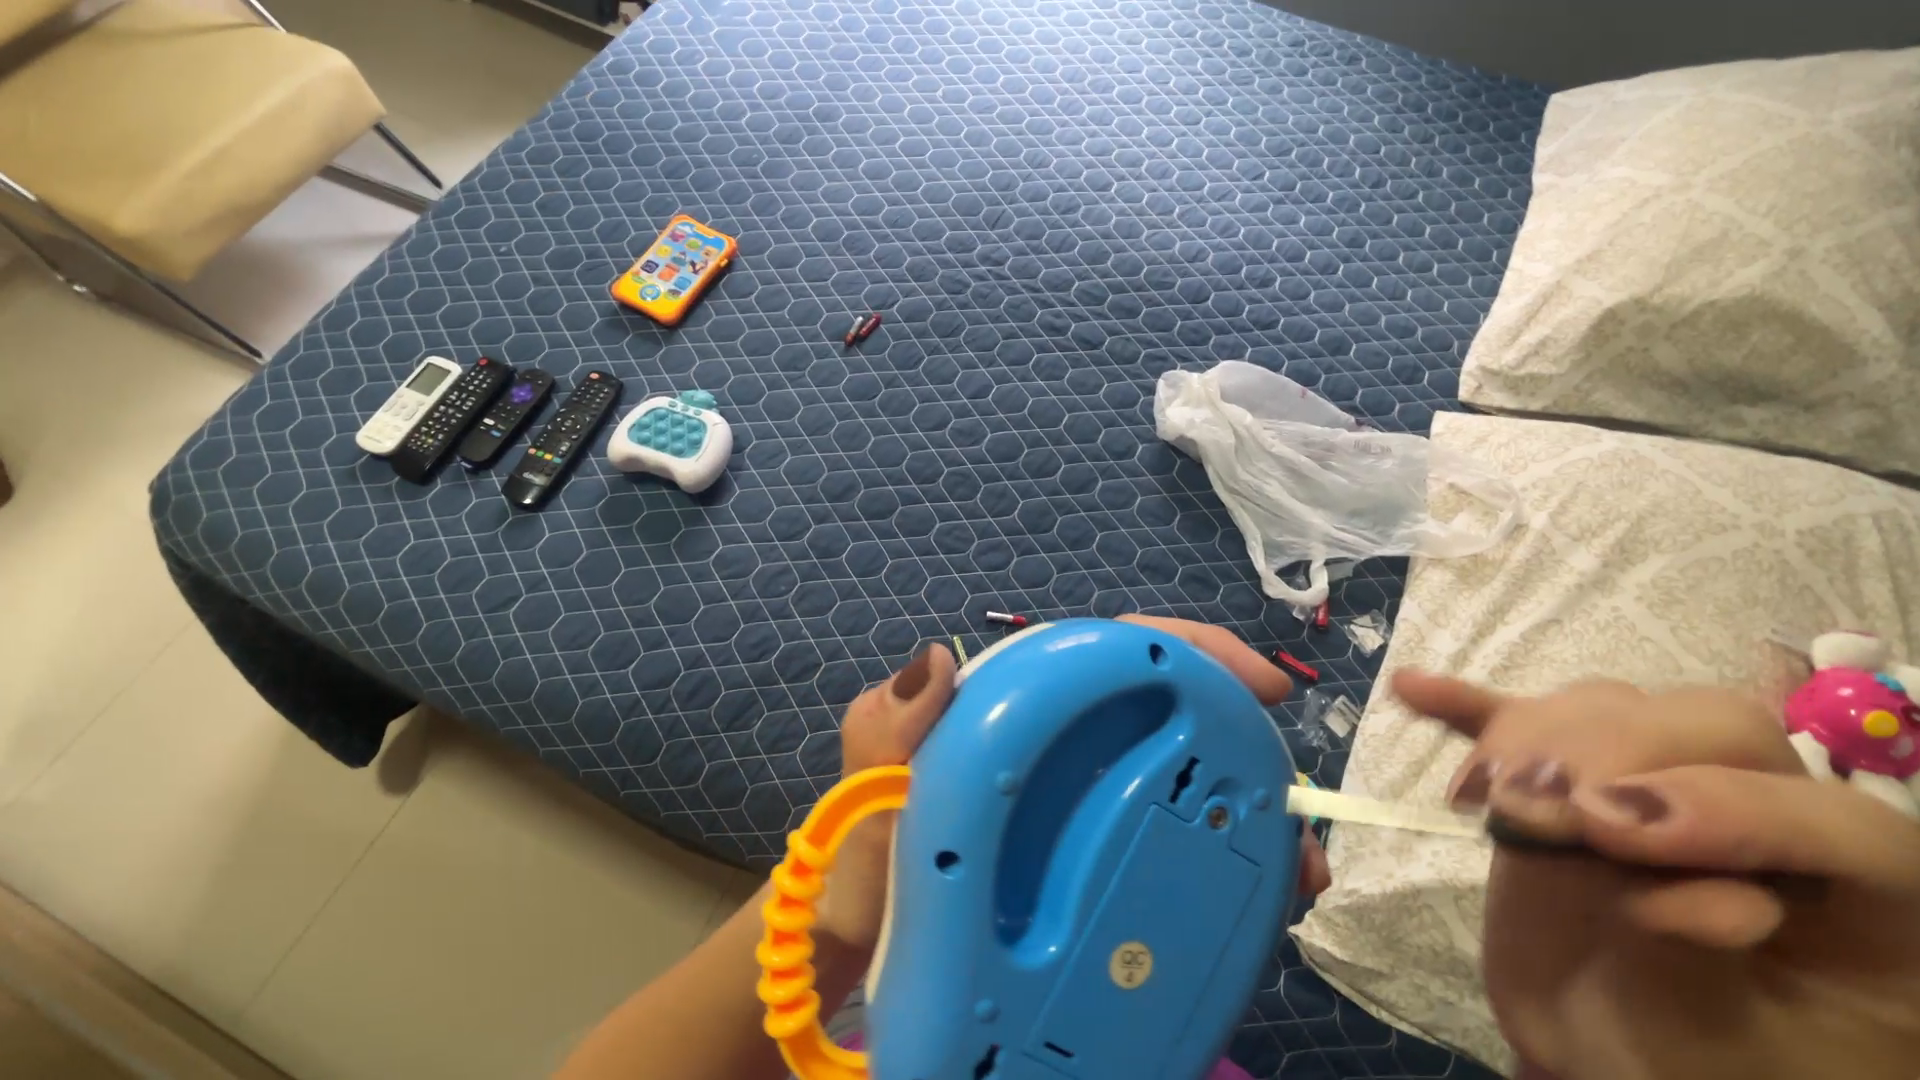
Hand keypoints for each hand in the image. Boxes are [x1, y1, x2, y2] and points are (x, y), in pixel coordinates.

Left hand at [816, 618, 1332, 952]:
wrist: (865, 934)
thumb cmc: (868, 849)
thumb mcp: (876, 779)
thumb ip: (892, 723)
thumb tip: (939, 657)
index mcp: (1016, 700)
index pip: (1112, 648)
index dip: (1189, 651)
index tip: (1259, 683)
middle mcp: (1057, 738)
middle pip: (1161, 711)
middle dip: (1237, 736)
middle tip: (1292, 795)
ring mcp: (1075, 794)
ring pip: (1171, 775)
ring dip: (1238, 806)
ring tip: (1290, 866)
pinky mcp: (1083, 849)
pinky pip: (1157, 832)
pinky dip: (1209, 853)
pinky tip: (1244, 892)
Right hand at [1395, 671, 1919, 1079]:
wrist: (1622, 1060)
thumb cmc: (1692, 1068)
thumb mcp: (1725, 1045)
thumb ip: (1696, 947)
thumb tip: (1632, 850)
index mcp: (1866, 895)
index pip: (1826, 818)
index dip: (1723, 808)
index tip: (1605, 831)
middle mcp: (1761, 810)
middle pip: (1714, 725)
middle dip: (1612, 754)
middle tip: (1532, 811)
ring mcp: (1652, 781)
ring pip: (1614, 706)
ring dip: (1536, 733)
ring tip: (1482, 793)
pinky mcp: (1568, 782)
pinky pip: (1523, 723)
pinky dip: (1467, 708)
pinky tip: (1410, 690)